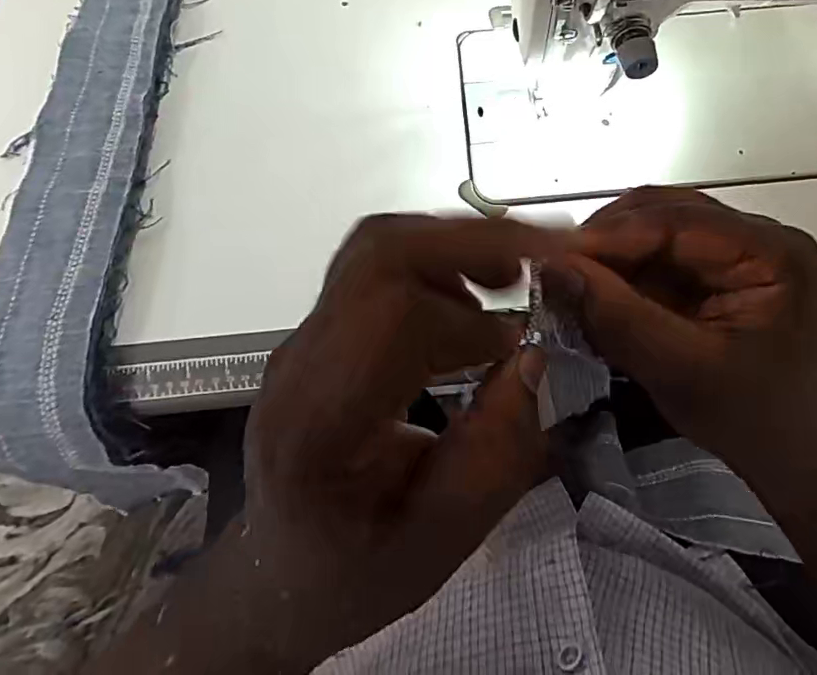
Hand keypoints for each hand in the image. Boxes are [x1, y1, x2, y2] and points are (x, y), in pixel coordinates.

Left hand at [211, 215, 564, 669]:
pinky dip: (433, 260)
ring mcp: (304, 335)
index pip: (390, 320)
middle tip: (536, 261)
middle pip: (378, 257)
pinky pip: (375, 268)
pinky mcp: (320, 328)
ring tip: (512, 273)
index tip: (520, 343)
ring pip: (374, 248)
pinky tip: (471, 295)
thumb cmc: (352, 573)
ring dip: (451, 243)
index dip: (469, 318)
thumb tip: (534, 359)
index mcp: (318, 420)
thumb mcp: (436, 544)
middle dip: (466, 244)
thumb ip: (493, 456)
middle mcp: (301, 358)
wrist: (279, 569)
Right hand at [560, 187, 816, 462]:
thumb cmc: (753, 420)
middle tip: (555, 269)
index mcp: (774, 254)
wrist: (785, 452)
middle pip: (657, 213)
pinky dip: (612, 267)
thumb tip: (555, 269)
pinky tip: (589, 289)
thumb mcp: (682, 371)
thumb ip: (619, 317)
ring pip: (645, 225)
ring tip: (568, 281)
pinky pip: (645, 248)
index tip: (553, 257)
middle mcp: (754, 235)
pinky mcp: (704, 263)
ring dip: (602, 252)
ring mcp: (729, 246)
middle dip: (601, 241)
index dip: (608, 236)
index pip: (675, 222)